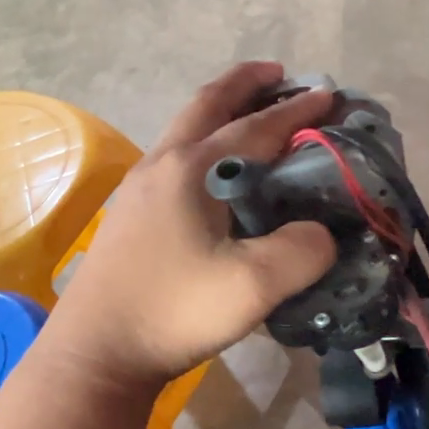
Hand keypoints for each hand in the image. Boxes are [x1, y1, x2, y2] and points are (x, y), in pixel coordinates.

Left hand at [40, 62, 337, 393]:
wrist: (99, 352)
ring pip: (185, 131)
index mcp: (192, 170)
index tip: (328, 94)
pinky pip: (176, 160)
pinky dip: (206, 143)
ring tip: (254, 115)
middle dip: (245, 84)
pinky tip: (219, 173)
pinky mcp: (133, 217)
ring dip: (222, 112)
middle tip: (279, 75)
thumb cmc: (175, 312)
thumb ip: (302, 251)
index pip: (254, 127)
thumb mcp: (254, 286)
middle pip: (206, 106)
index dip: (296, 111)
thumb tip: (322, 233)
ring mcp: (140, 190)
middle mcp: (161, 166)